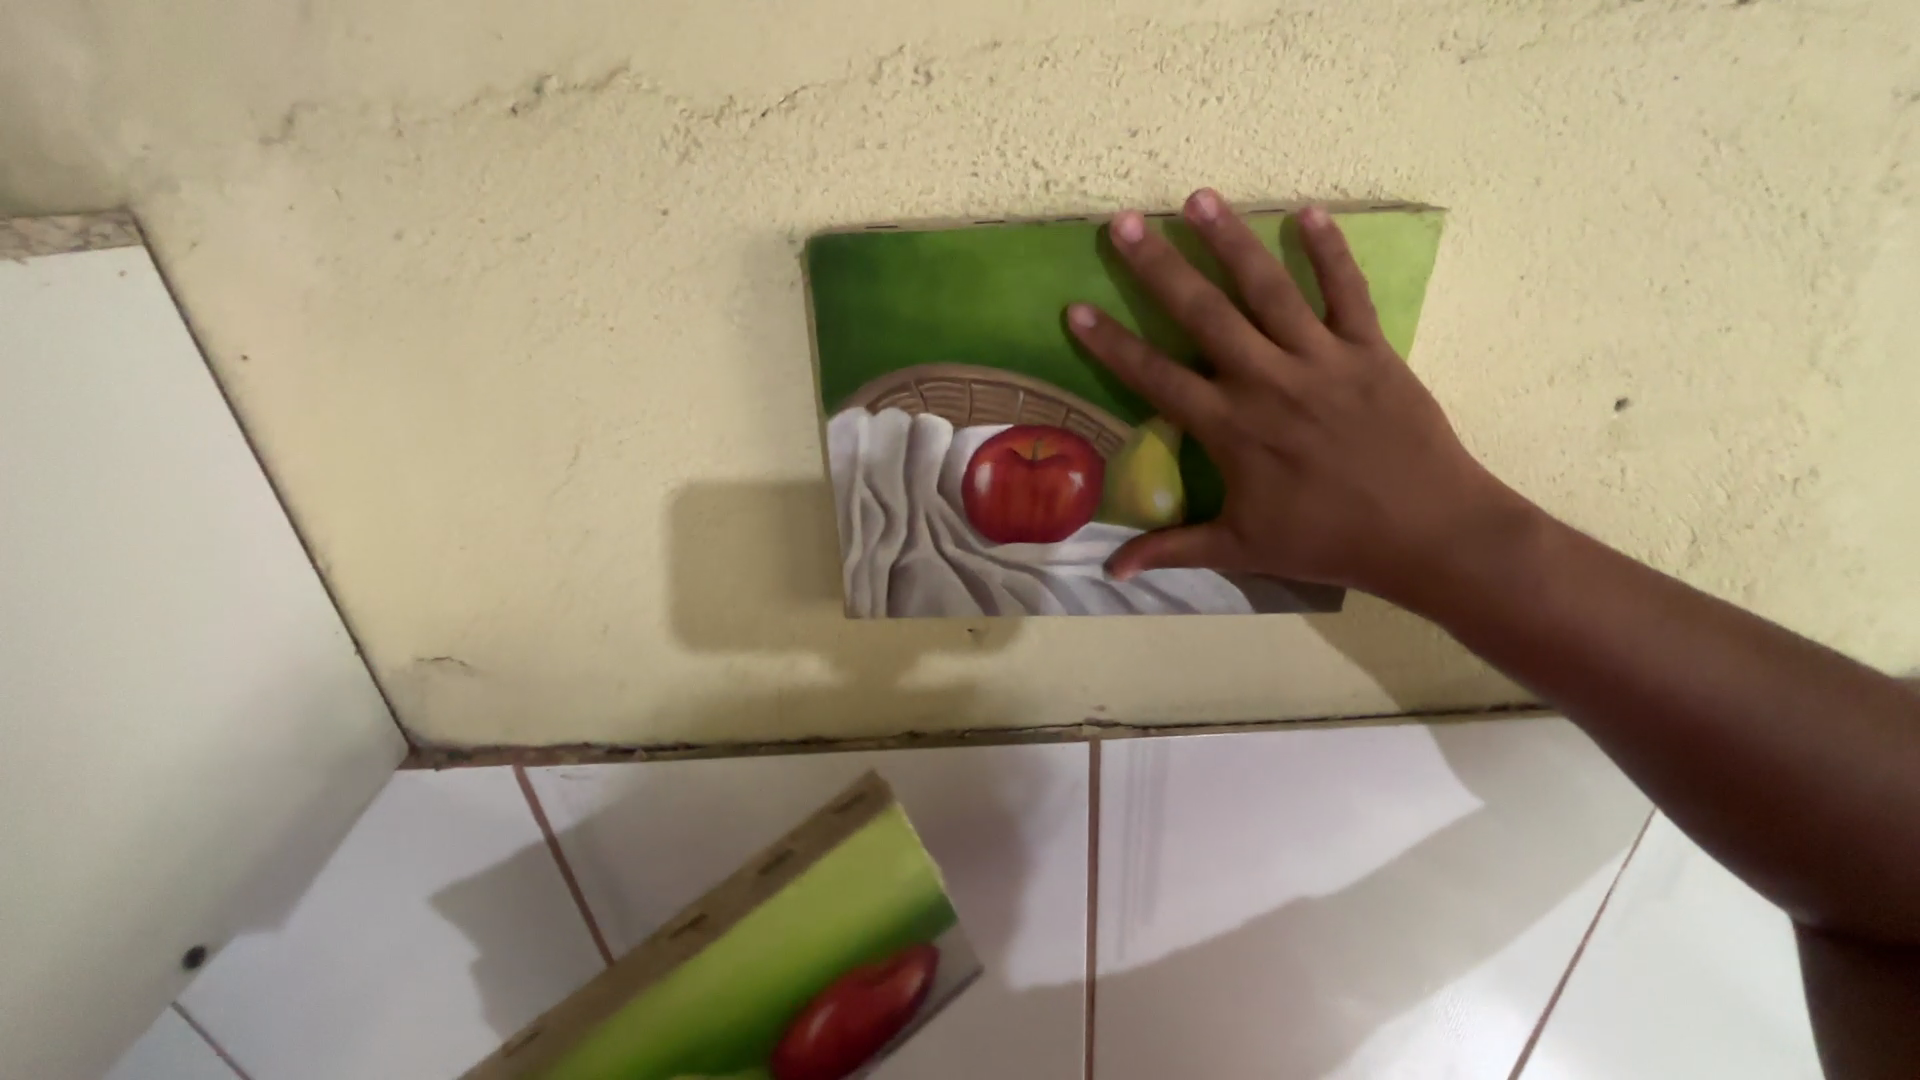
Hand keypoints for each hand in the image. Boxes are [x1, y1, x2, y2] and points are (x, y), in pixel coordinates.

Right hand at [1067, 189, 1535, 606]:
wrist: (1428, 533)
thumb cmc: (1327, 541)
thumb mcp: (1240, 549)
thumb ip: (1171, 549)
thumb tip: (1111, 573)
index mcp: (1231, 428)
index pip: (1156, 377)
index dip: (1111, 344)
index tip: (1076, 309)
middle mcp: (1267, 381)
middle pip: (1203, 314)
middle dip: (1158, 266)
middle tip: (1123, 222)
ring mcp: (1321, 360)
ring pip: (1268, 289)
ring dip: (1230, 241)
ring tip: (1199, 197)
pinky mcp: (1370, 350)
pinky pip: (1347, 291)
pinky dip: (1330, 250)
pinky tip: (1308, 211)